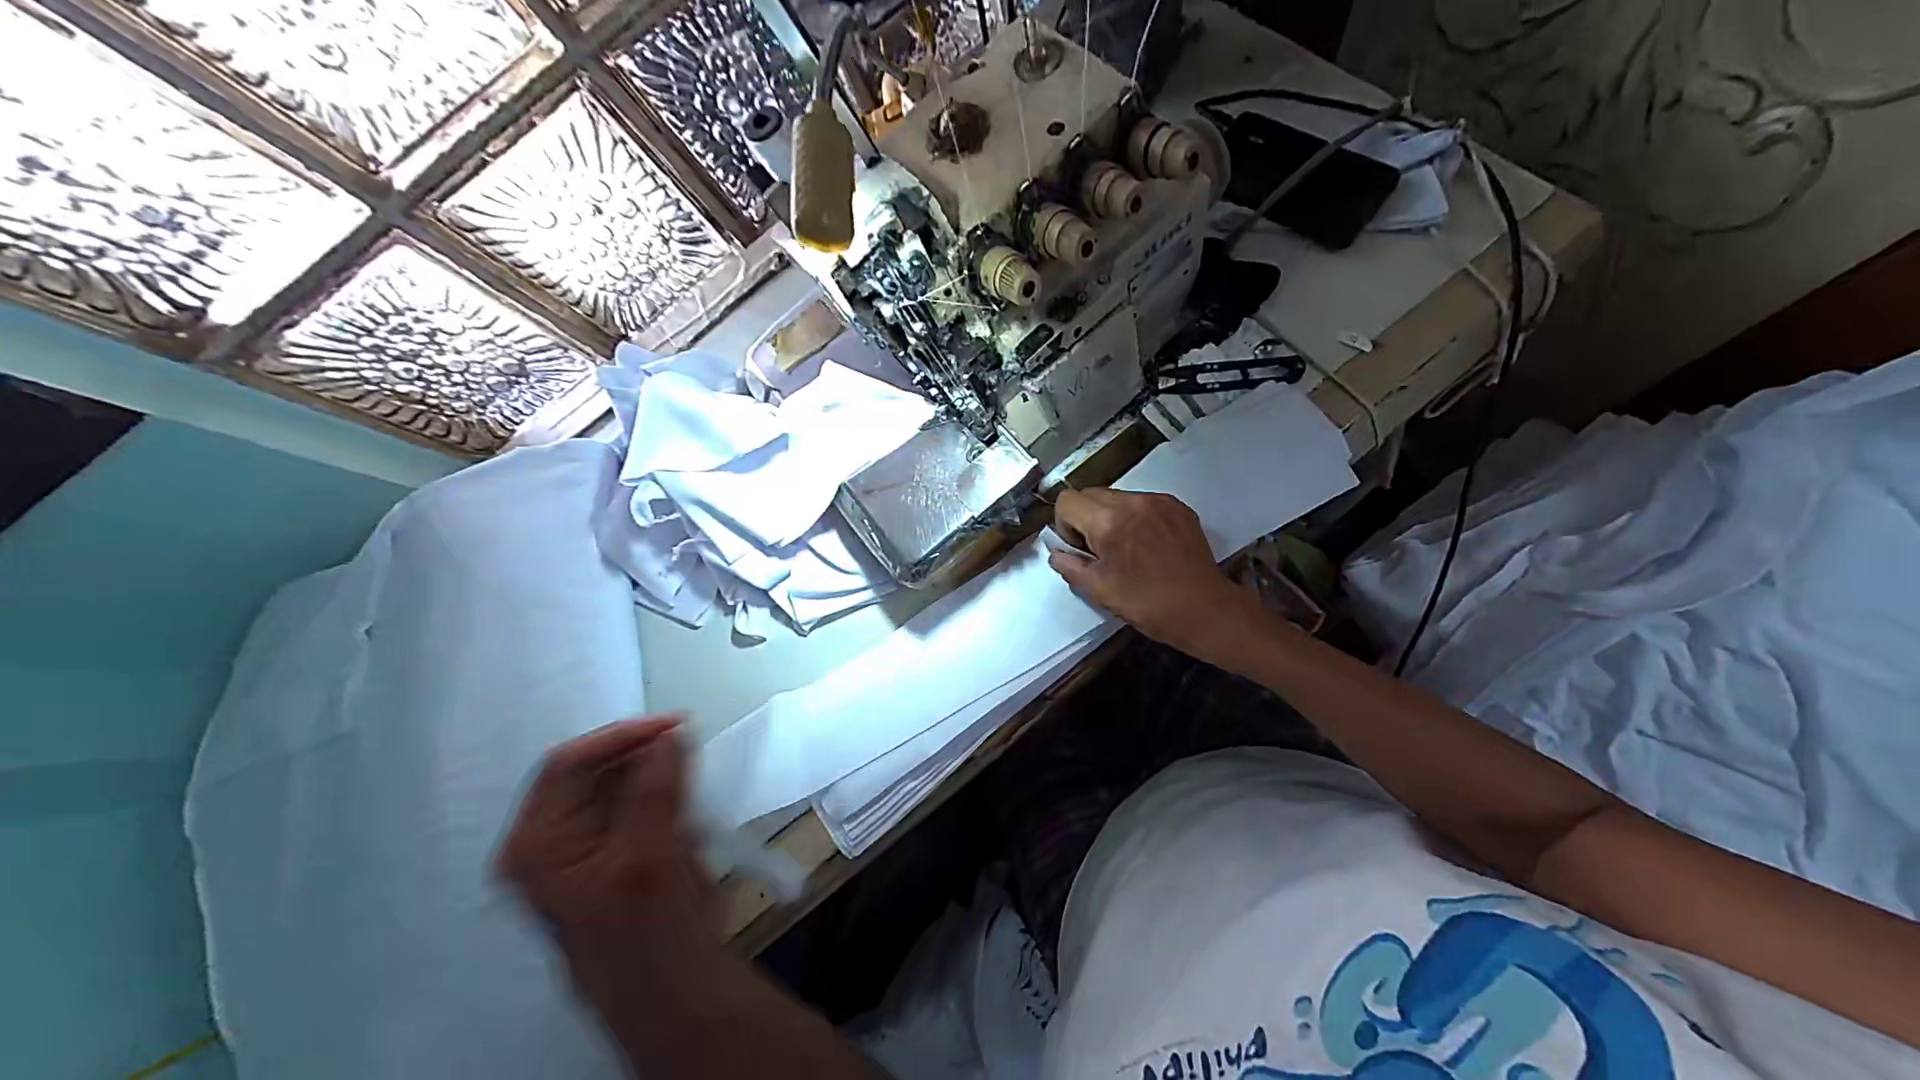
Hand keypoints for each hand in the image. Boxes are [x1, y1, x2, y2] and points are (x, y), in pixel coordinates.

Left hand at [496, 716, 714, 977]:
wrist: (670, 995)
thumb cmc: (649, 934)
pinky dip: (666, 802)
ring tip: (692, 800)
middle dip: (644, 762)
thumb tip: (670, 735)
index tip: (676, 726)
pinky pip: (637, 808)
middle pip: (594, 772)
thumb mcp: (649, 856)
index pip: (568, 764)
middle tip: (690, 760)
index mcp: (537, 842)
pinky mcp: (613, 855)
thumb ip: (656, 790)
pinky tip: (688, 822)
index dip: (621, 737)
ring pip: (619, 787)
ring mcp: (581, 849)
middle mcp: (550, 840)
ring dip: (660, 783)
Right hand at [1049, 488, 1266, 660]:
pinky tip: (1148, 545)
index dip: (1064, 525)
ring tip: (1126, 549)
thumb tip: (1057, 553)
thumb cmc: (1148, 605)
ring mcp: (1159, 501)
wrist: (1205, 610)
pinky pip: (1143, 502)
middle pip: (1091, 494)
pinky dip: (1136, 518)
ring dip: (1111, 517)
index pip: (1067, 501)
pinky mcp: (1178, 507)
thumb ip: (1070, 566)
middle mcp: (1133, 502)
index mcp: (1109, 522)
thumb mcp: (1099, 591)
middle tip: (1100, 552)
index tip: (1079, 549)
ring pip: (1117, 497)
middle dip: (1085, 519)